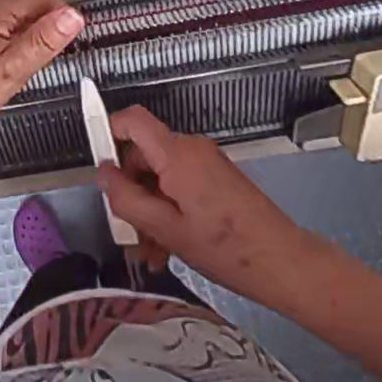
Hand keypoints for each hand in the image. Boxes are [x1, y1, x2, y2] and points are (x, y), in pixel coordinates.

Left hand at [0, 0, 83, 158]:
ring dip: (22, 20)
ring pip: (3, 3)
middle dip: (42, 16)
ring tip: (25, 54)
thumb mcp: (9, 74)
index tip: (68, 36)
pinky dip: (1, 26)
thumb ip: (42, 42)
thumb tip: (71, 17)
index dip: (60, 16)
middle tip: (51, 47)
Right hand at [97, 105, 325, 303]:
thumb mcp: (166, 229)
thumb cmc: (226, 247)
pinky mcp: (215, 177)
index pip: (133, 119)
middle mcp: (191, 149)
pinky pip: (179, 184)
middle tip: (129, 230)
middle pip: (143, 154)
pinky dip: (168, 209)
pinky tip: (169, 246)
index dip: (109, 131)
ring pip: (160, 176)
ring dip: (149, 209)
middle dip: (130, 190)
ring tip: (151, 250)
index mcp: (177, 154)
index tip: (98, 161)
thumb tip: (104, 175)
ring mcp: (205, 163)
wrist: (283, 261)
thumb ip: (127, 199)